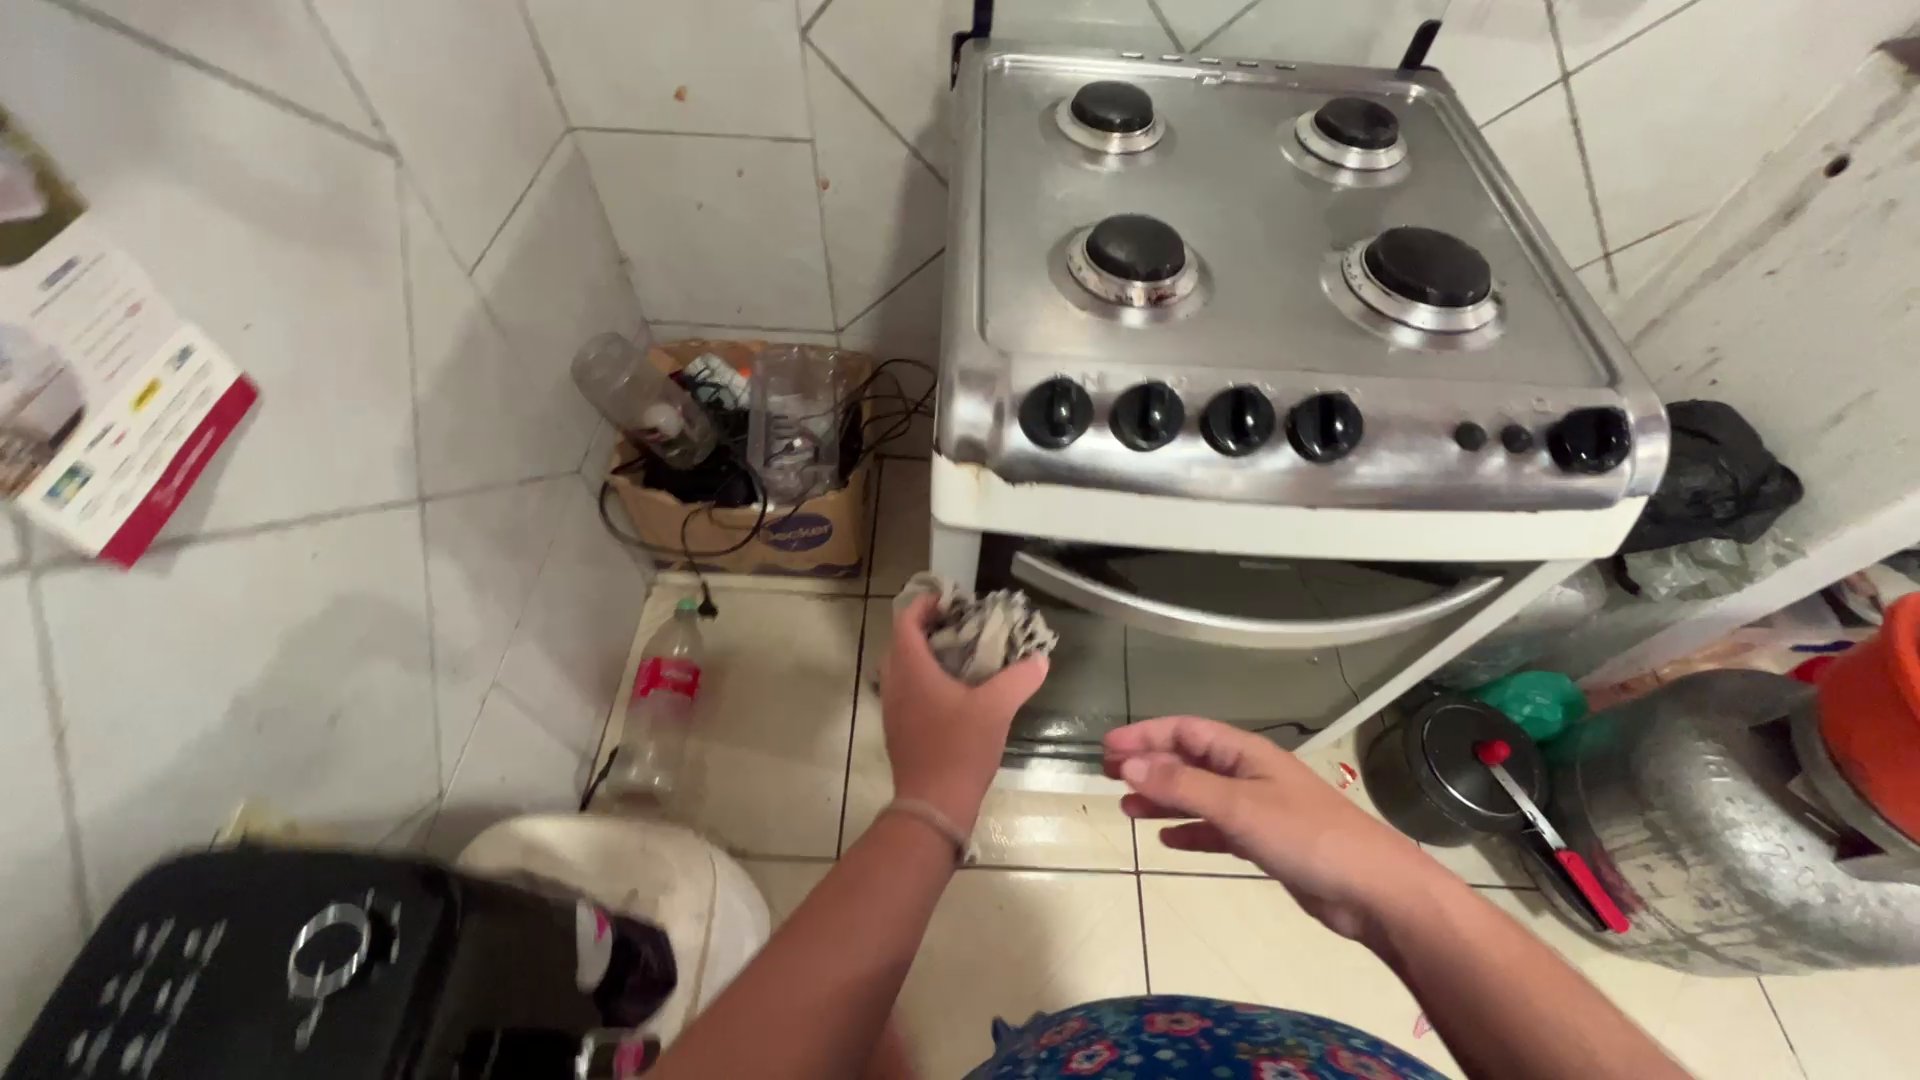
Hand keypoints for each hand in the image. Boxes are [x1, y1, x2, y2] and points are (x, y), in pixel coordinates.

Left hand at [879, 594, 1048, 831]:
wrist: (933, 804)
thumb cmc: (958, 748)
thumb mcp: (996, 709)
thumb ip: (1019, 679)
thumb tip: (1039, 661)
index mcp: (911, 669)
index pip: (905, 622)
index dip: (923, 605)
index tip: (949, 600)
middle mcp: (895, 684)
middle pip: (901, 643)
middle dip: (926, 628)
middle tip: (959, 626)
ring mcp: (893, 709)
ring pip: (903, 669)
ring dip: (925, 656)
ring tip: (960, 656)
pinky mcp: (899, 730)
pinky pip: (907, 691)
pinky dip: (925, 680)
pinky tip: (954, 693)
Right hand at [1105, 716, 1449, 940]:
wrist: (1374, 891)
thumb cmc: (1307, 836)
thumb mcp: (1238, 806)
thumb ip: (1182, 786)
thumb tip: (1128, 765)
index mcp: (1244, 753)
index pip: (1184, 731)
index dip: (1144, 735)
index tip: (1107, 748)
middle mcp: (1247, 774)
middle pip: (1188, 760)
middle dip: (1148, 765)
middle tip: (1107, 776)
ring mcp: (1257, 808)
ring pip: (1198, 795)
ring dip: (1163, 799)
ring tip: (1127, 809)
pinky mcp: (1264, 842)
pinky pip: (1215, 828)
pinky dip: (1190, 830)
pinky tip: (1168, 840)